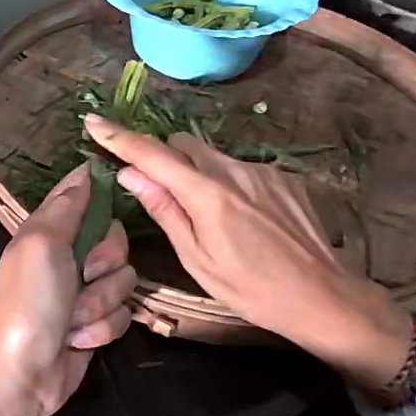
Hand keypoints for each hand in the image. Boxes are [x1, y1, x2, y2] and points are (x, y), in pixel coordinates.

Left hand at [0, 164, 136, 415]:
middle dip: (105, 263)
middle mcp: (70, 256)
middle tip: (82, 276)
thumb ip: (67, 206)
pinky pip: (124, 314)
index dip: (100, 196)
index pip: (85, 196)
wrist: (24, 372)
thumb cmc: (30, 301)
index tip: (114, 195)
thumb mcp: (42, 243)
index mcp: (51, 230)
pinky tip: (78, 340)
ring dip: (99, 304)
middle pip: (117, 240)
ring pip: (125, 280)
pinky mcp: (99, 322)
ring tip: (73, 319)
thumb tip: (85, 171)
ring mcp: (86, 291)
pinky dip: (100, 329)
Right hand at [83, 115, 412, 392]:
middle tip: (162, 190)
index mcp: (208, 194)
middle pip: (184, 145)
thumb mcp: (198, 260)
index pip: (153, 154)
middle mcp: (234, 170)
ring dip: (200, 174)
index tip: (93, 121)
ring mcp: (261, 170)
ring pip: (214, 157)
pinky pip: (242, 169)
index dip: (120, 137)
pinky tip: (246, 219)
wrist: (321, 295)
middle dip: (165, 158)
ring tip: (214, 218)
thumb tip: (130, 174)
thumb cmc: (251, 289)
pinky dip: (230, 184)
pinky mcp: (282, 176)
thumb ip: (165, 210)